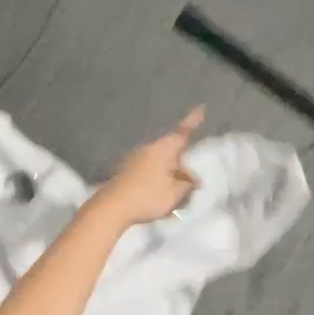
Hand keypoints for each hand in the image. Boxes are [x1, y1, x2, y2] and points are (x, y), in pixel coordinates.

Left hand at [88, 107, 204, 225]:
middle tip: (192, 176)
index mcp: (163, 148)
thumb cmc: (147, 196)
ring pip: (160, 161)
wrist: (112, 207)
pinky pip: (149, 170)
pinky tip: (160, 193)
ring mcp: (136, 159)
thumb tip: (191, 180)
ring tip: (177, 191)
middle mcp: (149, 148)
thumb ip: (188, 184)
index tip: (201, 107)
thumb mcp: (175, 193)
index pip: (183, 132)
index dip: (193, 121)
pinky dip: (158, 178)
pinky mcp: (127, 171)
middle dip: (183, 160)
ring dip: (170, 172)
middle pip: (172, 149)